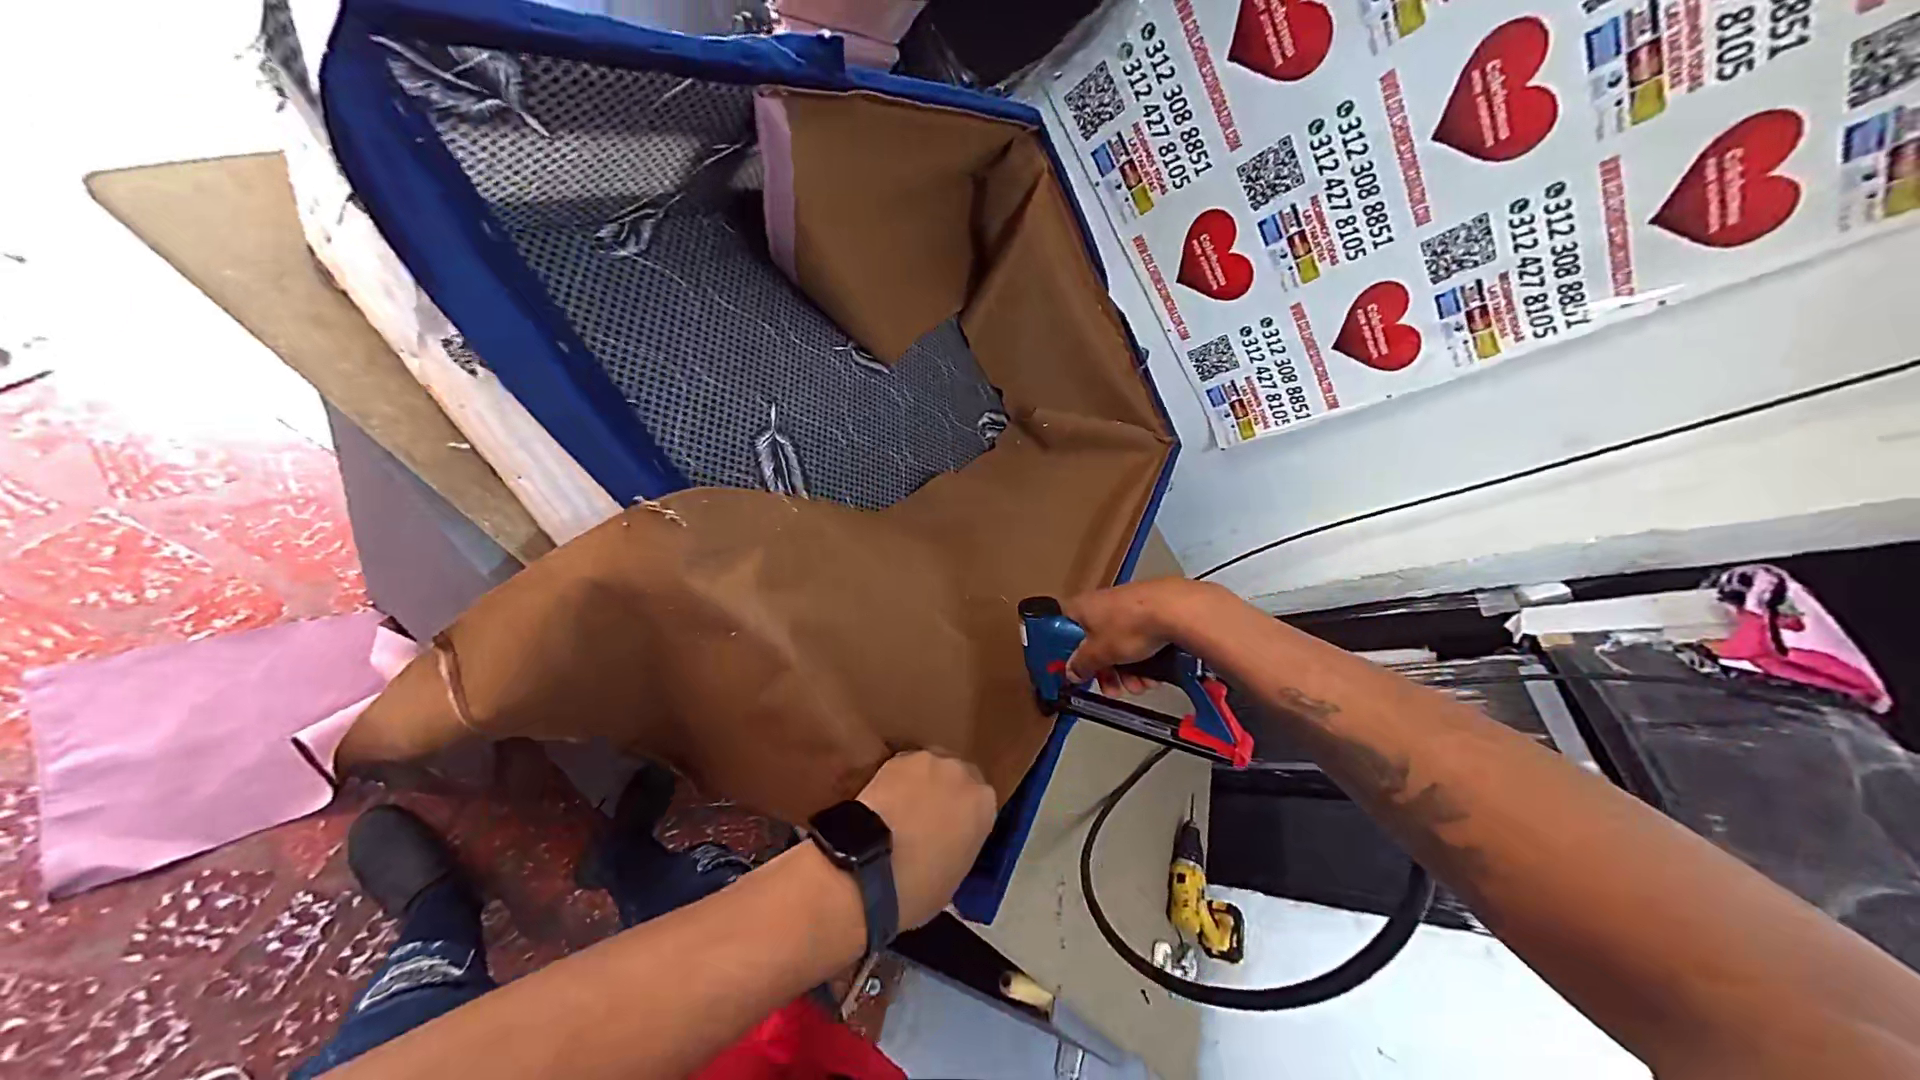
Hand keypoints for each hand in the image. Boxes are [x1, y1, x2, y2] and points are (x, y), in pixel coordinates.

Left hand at [855, 750, 996, 927]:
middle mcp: (961, 772)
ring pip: (930, 768)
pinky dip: (896, 782)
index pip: (980, 804)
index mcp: (984, 803)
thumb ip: (961, 846)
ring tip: (902, 810)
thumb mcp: (957, 875)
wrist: (873, 867)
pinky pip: (903, 769)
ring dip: (922, 784)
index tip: (952, 832)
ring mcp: (928, 761)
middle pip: (957, 777)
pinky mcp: (896, 759)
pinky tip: (885, 803)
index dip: (964, 818)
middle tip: (927, 819)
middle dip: (946, 793)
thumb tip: (947, 845)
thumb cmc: (921, 885)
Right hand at [1061, 579, 1223, 687]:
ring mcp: (1126, 609)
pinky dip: (1143, 661)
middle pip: (1094, 644)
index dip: (1066, 654)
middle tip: (1111, 688)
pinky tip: (1151, 675)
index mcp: (1080, 607)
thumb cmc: (1132, 623)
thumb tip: (1072, 670)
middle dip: (1104, 672)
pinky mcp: (1148, 614)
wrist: (1175, 610)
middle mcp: (1101, 604)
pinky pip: (1138, 642)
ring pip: (1118, 646)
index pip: (1062, 631)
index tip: (1073, 672)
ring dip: (1126, 671)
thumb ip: (1081, 664)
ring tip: (1137, 685)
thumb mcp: (1098, 653)